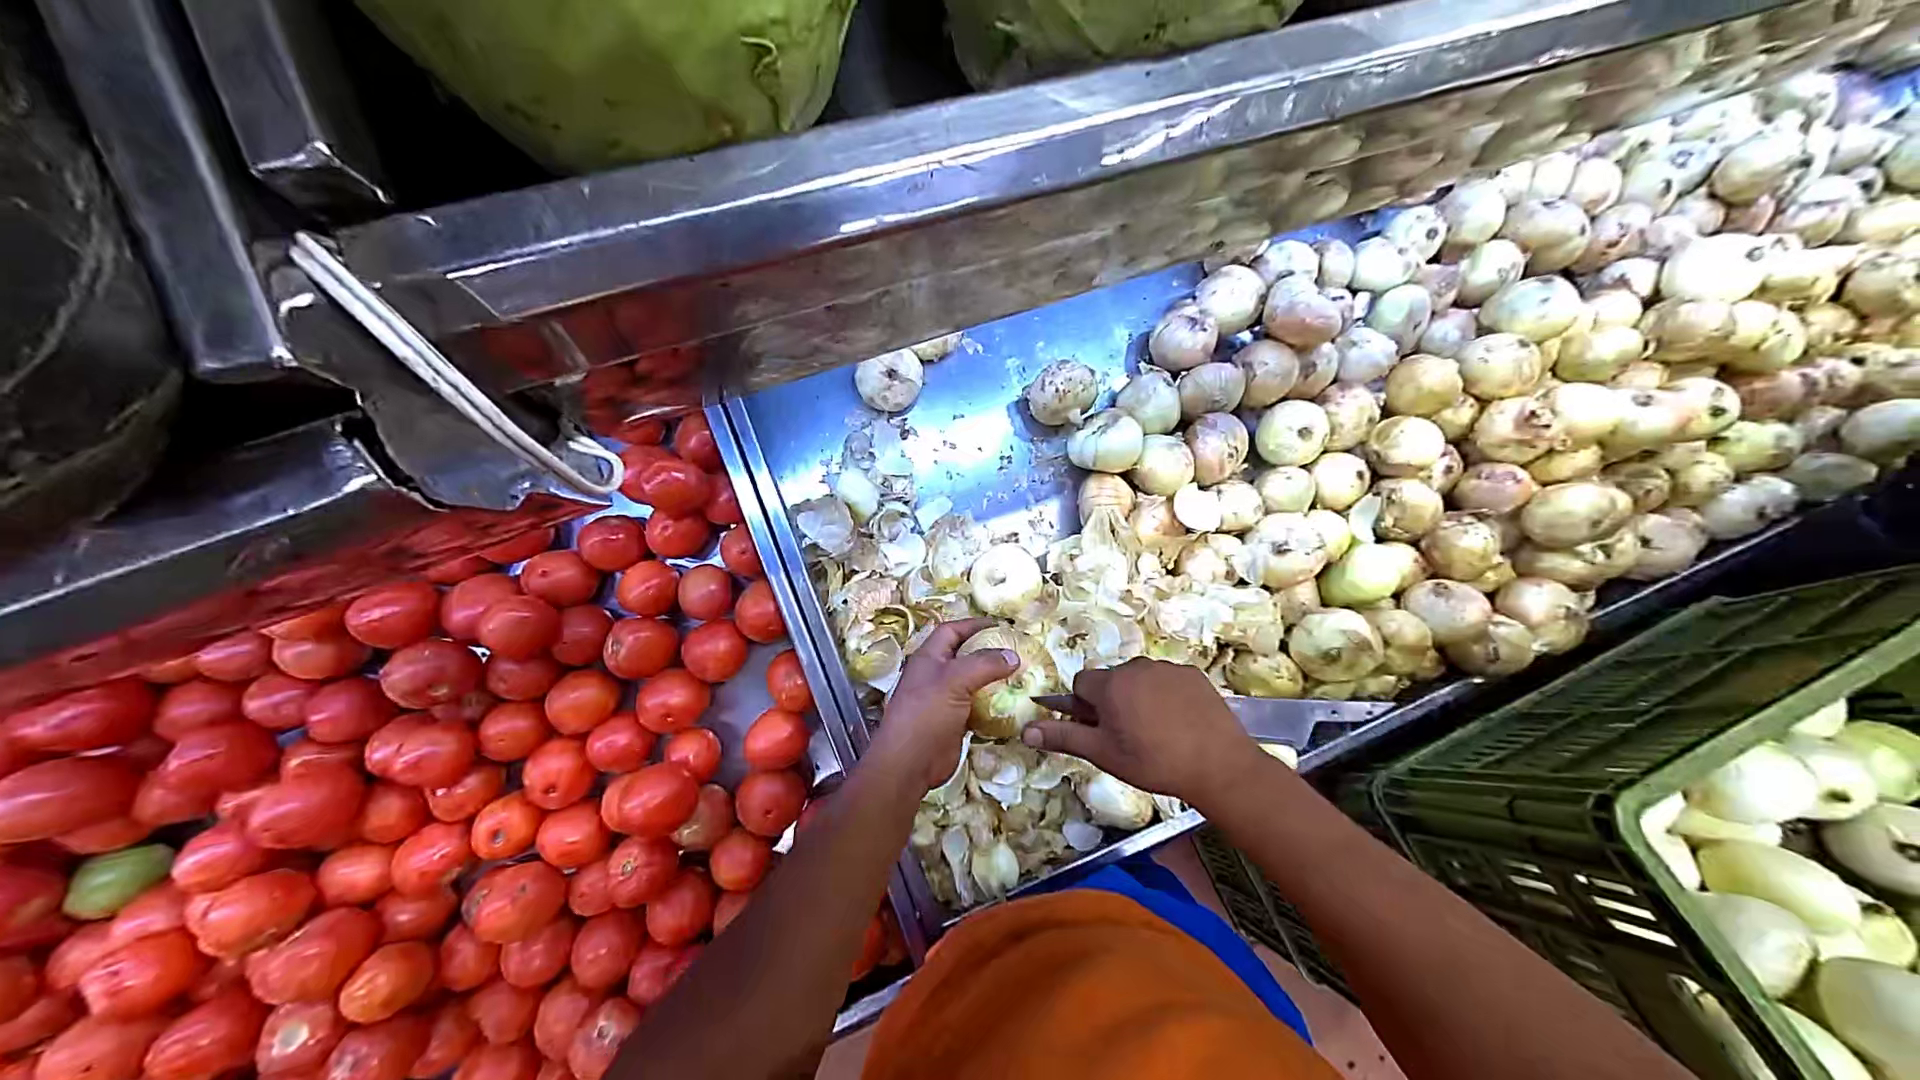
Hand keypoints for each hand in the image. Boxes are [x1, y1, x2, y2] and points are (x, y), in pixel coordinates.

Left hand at [870, 618, 1018, 789]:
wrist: (910, 763)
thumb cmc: (926, 714)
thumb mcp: (954, 680)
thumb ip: (984, 664)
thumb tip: (1012, 656)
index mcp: (928, 658)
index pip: (951, 631)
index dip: (973, 624)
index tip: (1000, 625)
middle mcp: (935, 676)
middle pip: (964, 656)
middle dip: (988, 651)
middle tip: (1016, 651)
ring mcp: (944, 700)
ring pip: (973, 682)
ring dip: (994, 679)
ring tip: (1020, 676)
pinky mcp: (954, 722)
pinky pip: (978, 707)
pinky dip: (994, 704)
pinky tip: (1012, 704)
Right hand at [1021, 657, 1268, 805]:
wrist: (1218, 766)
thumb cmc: (1153, 762)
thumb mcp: (1103, 754)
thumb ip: (1063, 737)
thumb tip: (1026, 730)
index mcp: (1109, 684)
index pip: (1081, 684)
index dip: (1085, 707)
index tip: (1100, 729)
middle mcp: (1135, 667)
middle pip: (1110, 680)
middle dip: (1112, 701)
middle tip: (1128, 735)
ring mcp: (1166, 668)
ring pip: (1139, 679)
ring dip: (1138, 697)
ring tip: (1156, 731)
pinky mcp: (1192, 674)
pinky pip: (1167, 680)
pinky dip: (1166, 695)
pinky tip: (1179, 722)